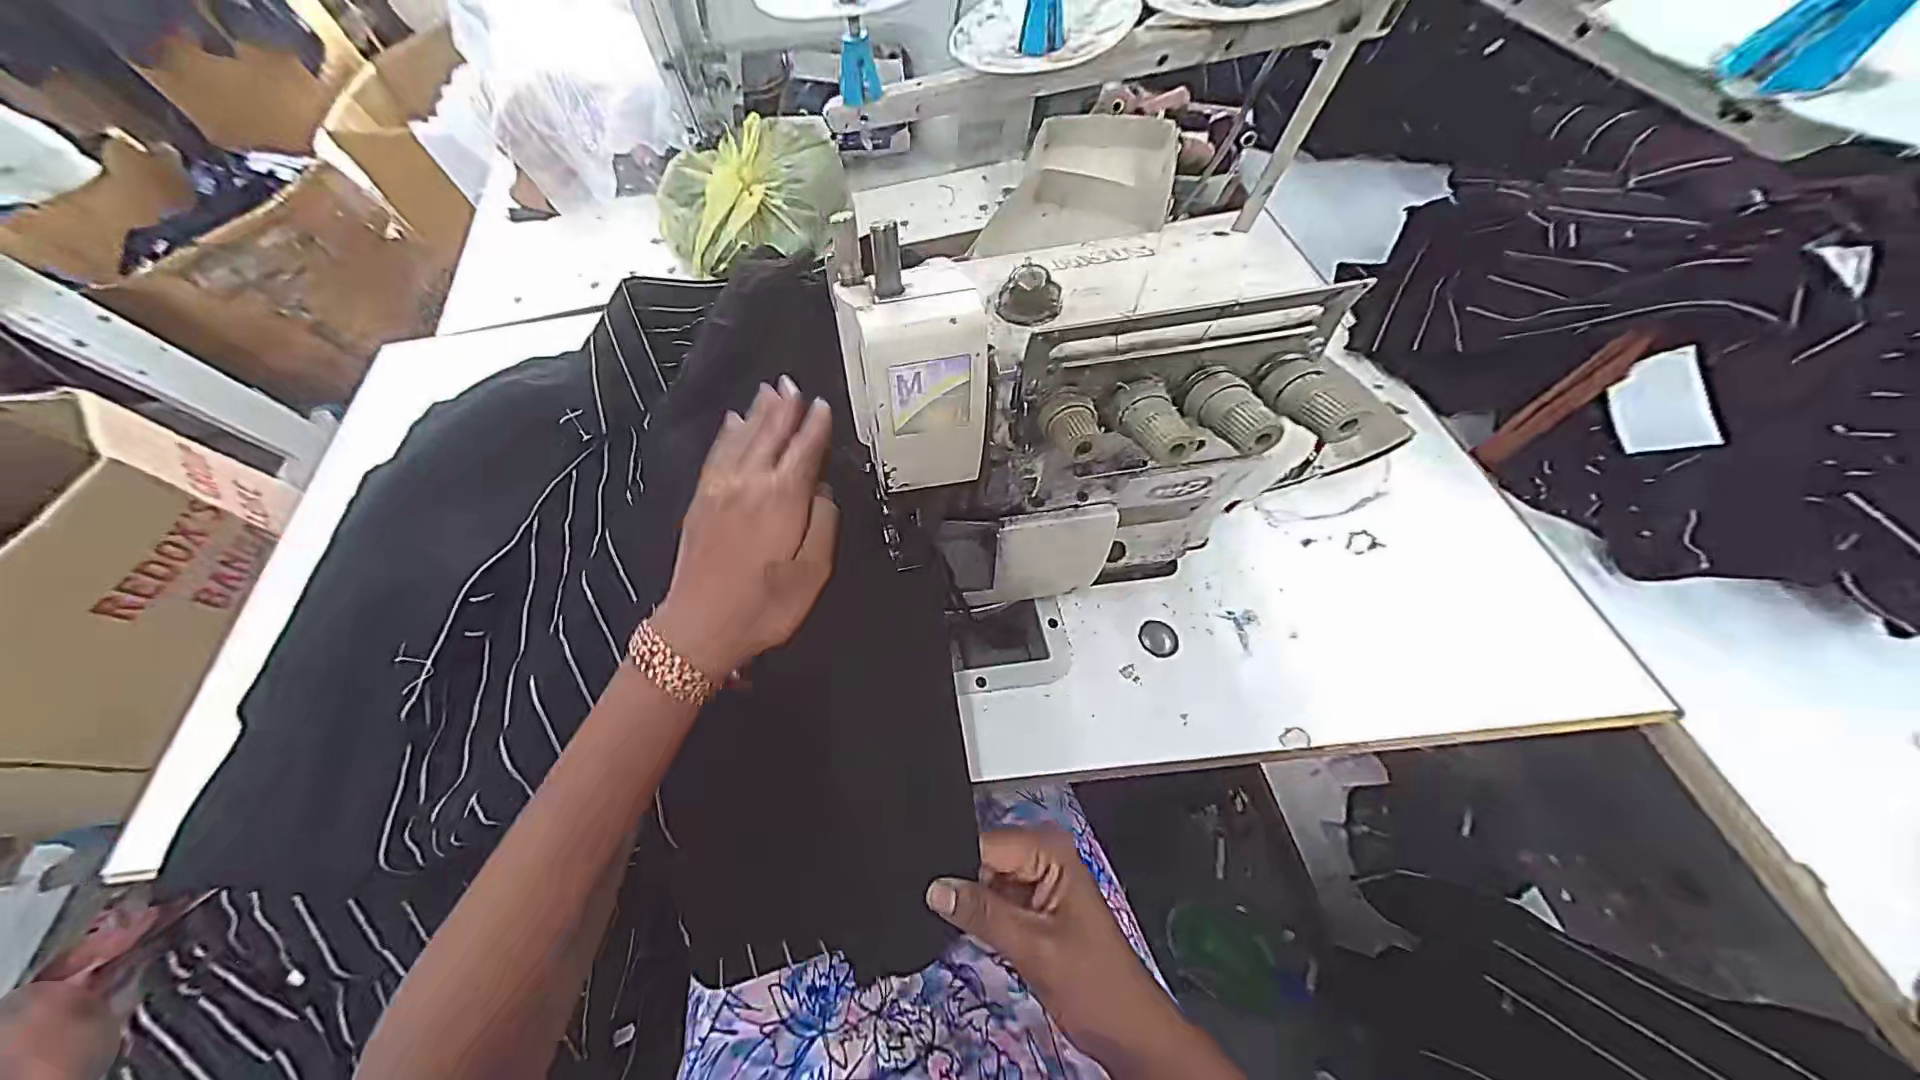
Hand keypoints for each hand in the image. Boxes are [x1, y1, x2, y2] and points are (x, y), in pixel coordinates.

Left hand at [651, 377, 836, 679]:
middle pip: (770, 434)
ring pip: (742, 438)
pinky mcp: (700, 502)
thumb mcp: (814, 572)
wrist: (699, 627)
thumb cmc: (764, 606)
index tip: (822, 406)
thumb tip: (823, 495)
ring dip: (757, 413)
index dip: (815, 427)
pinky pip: (716, 454)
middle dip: (784, 408)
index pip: (804, 451)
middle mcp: (749, 484)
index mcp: (782, 499)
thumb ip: (823, 524)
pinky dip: (727, 434)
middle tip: (793, 384)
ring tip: (769, 392)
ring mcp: (720, 490)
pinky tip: (732, 423)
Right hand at [926, 828, 1241, 1077]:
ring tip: (953, 921)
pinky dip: (978, 916)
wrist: (1126, 1031)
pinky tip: (967, 929)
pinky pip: (990, 899)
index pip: (986, 842)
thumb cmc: (1094, 986)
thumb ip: (982, 914)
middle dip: (959, 883)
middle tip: (933, 907)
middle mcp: (1043, 856)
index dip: (955, 864)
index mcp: (1050, 849)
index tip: (924, 885)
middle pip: (981, 857)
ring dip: (968, 902)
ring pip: (982, 880)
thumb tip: (937, 889)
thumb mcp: (1033, 948)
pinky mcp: (1029, 906)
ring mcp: (1036, 881)